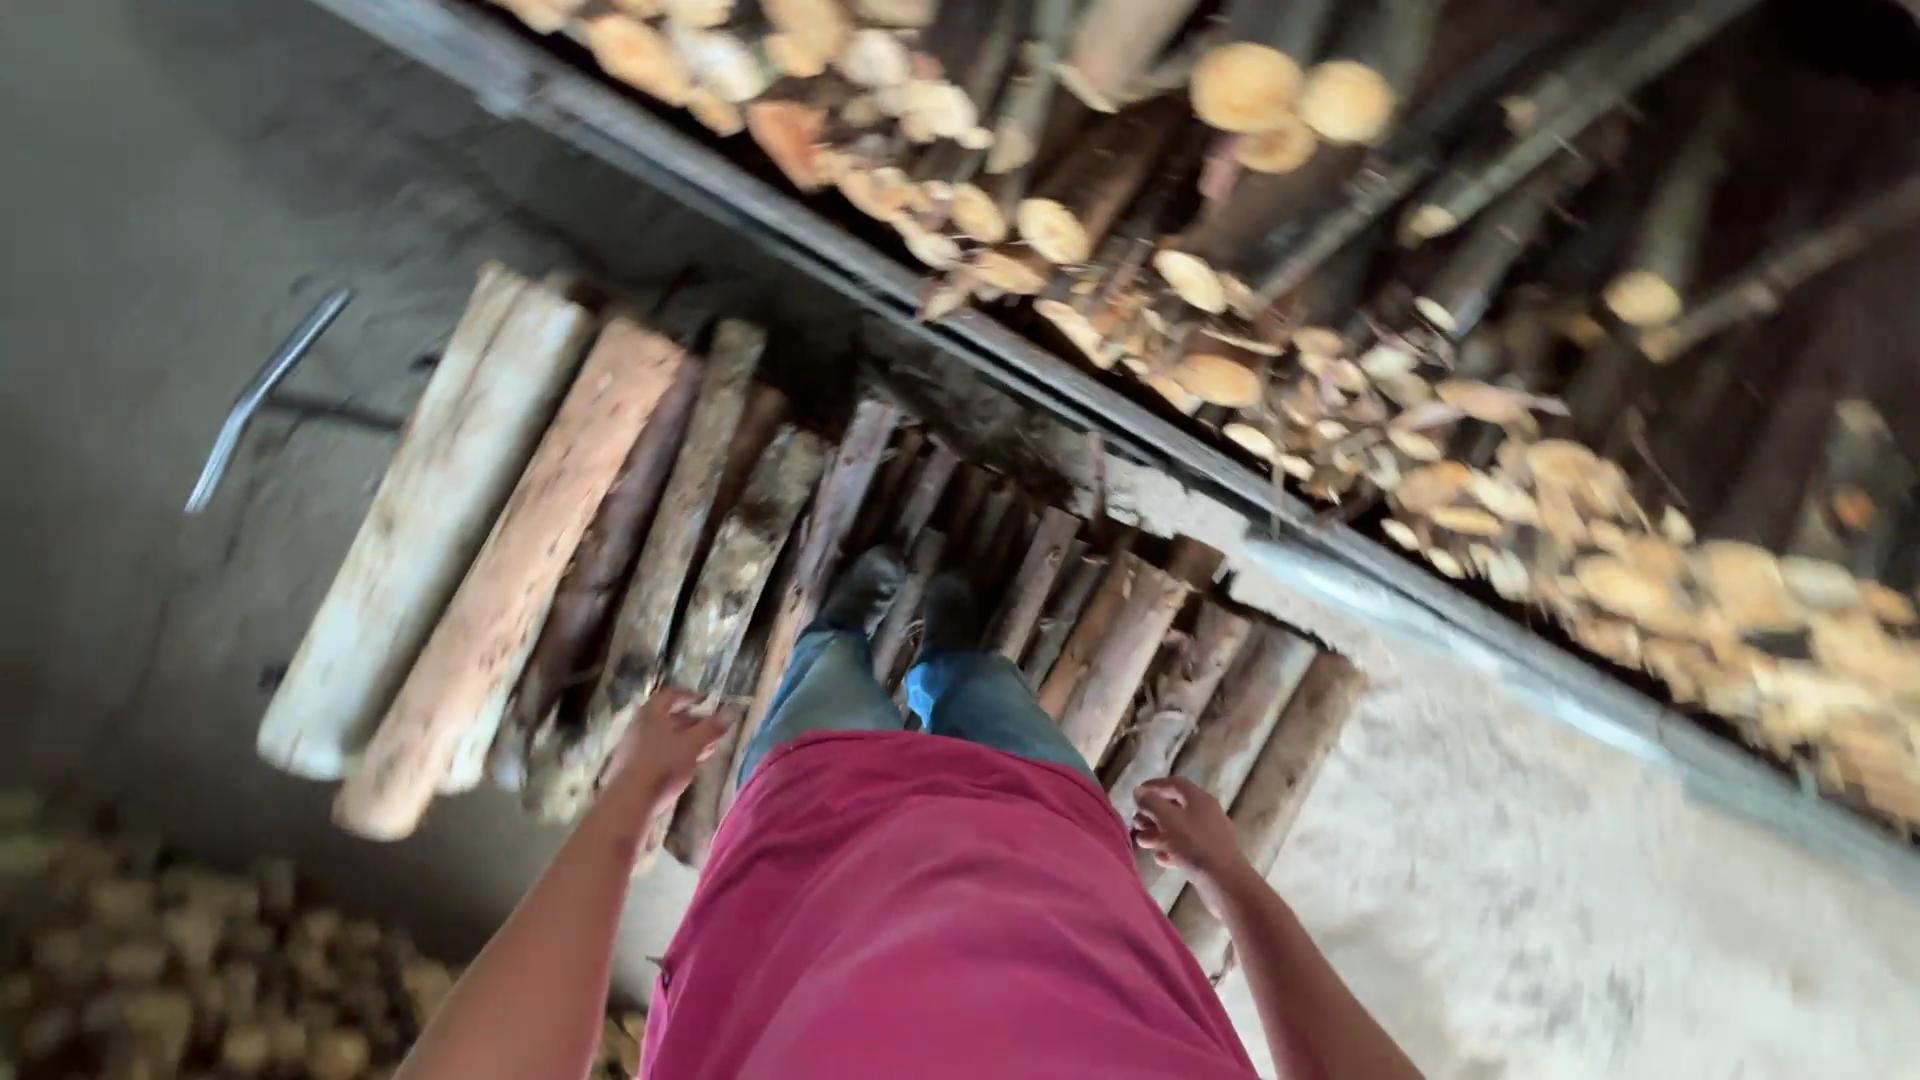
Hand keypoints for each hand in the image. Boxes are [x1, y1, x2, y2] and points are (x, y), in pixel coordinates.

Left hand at [605, 688, 732, 820]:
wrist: (629, 801)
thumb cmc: (663, 764)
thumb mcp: (693, 744)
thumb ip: (712, 728)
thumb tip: (731, 712)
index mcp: (651, 714)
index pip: (670, 695)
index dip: (689, 695)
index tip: (705, 700)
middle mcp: (639, 726)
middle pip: (668, 717)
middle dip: (692, 721)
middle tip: (710, 727)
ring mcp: (634, 748)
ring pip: (664, 737)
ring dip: (686, 739)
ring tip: (706, 748)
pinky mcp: (633, 768)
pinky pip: (659, 753)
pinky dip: (676, 753)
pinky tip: (689, 765)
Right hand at [1132, 777, 1253, 911]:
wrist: (1225, 882)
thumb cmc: (1194, 844)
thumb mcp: (1167, 819)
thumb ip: (1150, 803)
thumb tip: (1139, 792)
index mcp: (1199, 799)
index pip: (1174, 783)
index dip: (1154, 786)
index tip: (1136, 794)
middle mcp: (1207, 813)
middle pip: (1175, 807)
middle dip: (1153, 814)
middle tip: (1136, 823)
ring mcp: (1210, 836)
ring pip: (1179, 829)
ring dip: (1158, 833)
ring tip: (1141, 842)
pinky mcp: (1210, 856)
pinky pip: (1186, 848)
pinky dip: (1171, 850)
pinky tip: (1159, 858)